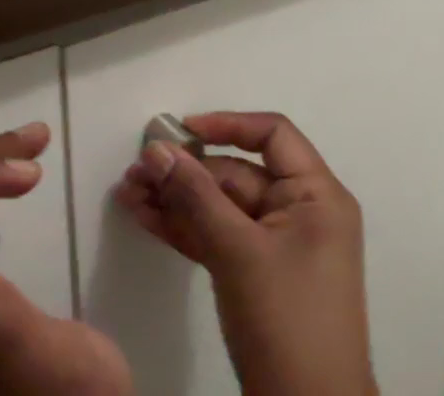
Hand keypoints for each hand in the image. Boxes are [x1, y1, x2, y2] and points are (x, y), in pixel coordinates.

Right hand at [115, 112, 377, 395]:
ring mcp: (277, 245)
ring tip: (128, 194)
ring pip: (221, 207)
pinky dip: (184, 229)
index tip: (181, 129)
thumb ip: (195, 196)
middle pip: (238, 172)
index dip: (227, 125)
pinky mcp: (256, 275)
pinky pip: (218, 237)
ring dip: (176, 200)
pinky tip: (145, 219)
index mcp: (316, 195)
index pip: (273, 136)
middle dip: (186, 171)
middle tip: (135, 172)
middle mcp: (300, 212)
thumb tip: (157, 150)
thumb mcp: (238, 251)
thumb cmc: (286, 318)